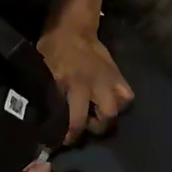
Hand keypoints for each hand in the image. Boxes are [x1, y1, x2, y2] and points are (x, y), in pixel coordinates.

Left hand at [38, 23, 133, 144]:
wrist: (72, 29)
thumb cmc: (53, 49)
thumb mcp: (44, 74)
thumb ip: (52, 95)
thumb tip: (50, 118)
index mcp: (74, 86)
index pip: (77, 119)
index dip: (72, 135)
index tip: (66, 142)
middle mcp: (95, 85)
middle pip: (107, 117)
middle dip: (97, 128)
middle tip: (86, 127)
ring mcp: (110, 80)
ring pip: (121, 106)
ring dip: (110, 115)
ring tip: (99, 114)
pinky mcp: (118, 74)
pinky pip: (127, 94)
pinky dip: (121, 101)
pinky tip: (111, 101)